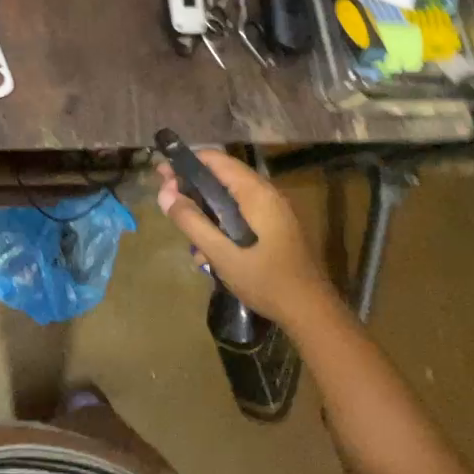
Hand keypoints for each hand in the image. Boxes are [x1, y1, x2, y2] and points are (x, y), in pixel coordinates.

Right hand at [157, 149, 338, 323]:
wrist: (312, 313)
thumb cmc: (266, 281)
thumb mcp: (222, 254)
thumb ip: (192, 222)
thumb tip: (164, 194)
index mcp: (256, 193)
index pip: (215, 160)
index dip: (185, 163)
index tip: (161, 177)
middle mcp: (267, 194)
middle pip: (221, 175)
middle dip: (192, 186)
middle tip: (168, 203)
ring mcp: (274, 211)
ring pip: (230, 196)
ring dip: (206, 208)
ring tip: (189, 235)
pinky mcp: (275, 227)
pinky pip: (242, 212)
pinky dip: (222, 221)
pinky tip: (210, 250)